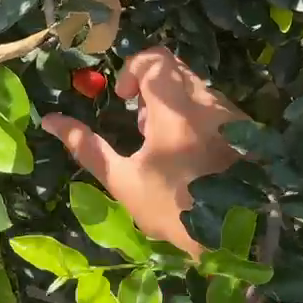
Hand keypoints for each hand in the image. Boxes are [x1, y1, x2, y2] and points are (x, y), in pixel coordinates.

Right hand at [41, 46, 247, 254]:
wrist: (246, 243)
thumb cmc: (178, 212)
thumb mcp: (125, 182)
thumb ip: (87, 148)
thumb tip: (50, 120)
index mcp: (176, 111)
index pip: (154, 60)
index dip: (131, 70)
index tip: (123, 99)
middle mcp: (209, 104)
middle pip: (174, 69)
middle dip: (150, 87)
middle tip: (141, 124)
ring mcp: (235, 118)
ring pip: (196, 88)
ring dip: (172, 104)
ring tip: (164, 145)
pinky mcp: (251, 133)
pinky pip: (216, 107)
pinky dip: (195, 118)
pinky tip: (191, 156)